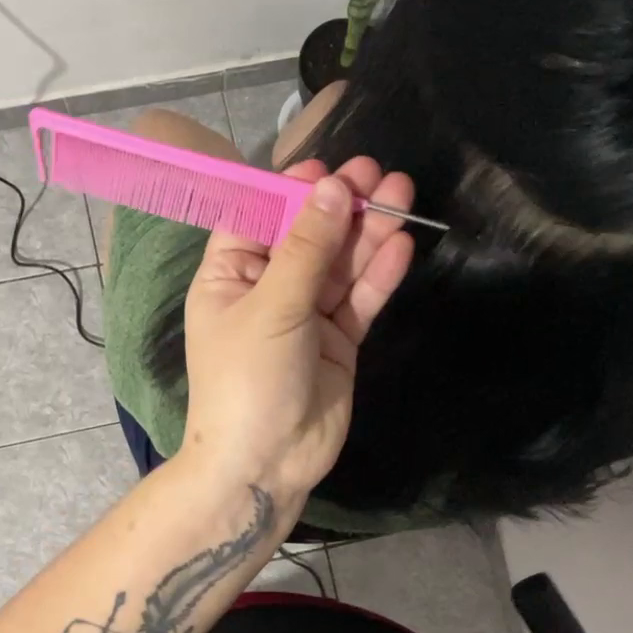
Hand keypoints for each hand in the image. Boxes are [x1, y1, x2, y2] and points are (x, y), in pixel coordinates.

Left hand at [176, 157, 414, 500]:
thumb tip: (333, 187)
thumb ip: (306, 248)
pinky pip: (359, 302)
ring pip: (340, 266)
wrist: (264, 464)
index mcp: (229, 277)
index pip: (259, 219)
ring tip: (402, 193)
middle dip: (341, 206)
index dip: (291, 192)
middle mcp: (267, 291)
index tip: (327, 169)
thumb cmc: (248, 380)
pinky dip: (379, 276)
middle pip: (308, 236)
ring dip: (369, 233)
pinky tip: (401, 245)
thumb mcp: (271, 308)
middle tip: (379, 172)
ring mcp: (305, 318)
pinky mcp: (338, 344)